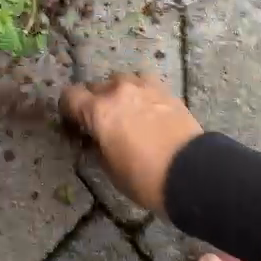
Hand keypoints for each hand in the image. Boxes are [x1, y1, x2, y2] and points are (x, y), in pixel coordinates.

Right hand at [60, 73, 202, 214]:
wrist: (192, 173)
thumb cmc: (146, 178)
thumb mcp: (111, 170)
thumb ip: (97, 146)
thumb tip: (95, 138)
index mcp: (98, 111)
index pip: (69, 96)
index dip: (68, 110)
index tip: (75, 125)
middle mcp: (116, 90)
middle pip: (94, 88)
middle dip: (94, 104)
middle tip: (103, 126)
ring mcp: (141, 85)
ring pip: (118, 82)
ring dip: (117, 96)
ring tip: (127, 115)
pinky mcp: (162, 87)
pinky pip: (141, 83)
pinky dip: (138, 93)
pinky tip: (146, 109)